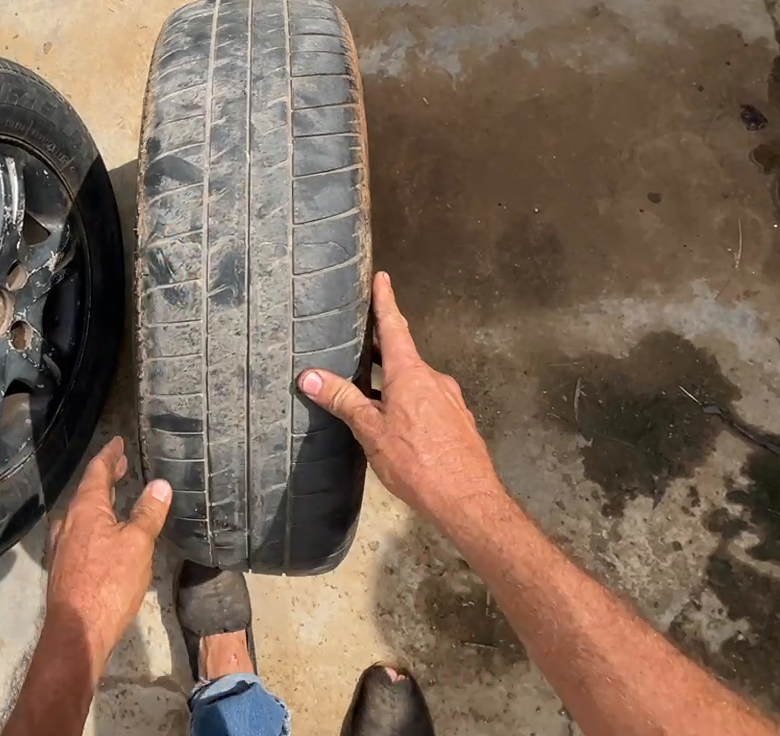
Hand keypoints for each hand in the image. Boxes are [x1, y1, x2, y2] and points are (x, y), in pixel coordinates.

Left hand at [42, 437, 171, 663]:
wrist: (77, 631)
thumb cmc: (109, 583)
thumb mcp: (137, 544)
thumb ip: (148, 513)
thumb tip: (160, 484)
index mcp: (85, 508)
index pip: (97, 470)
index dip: (110, 454)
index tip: (118, 441)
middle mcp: (68, 520)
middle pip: (87, 489)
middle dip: (105, 475)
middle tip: (121, 464)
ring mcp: (62, 544)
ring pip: (81, 511)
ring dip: (99, 498)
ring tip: (114, 494)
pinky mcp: (62, 566)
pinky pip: (79, 530)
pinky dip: (93, 520)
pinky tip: (101, 533)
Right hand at [298, 272, 506, 528]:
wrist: (470, 503)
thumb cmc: (417, 463)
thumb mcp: (371, 431)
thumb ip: (343, 400)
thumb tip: (309, 376)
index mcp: (410, 374)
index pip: (394, 326)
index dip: (385, 301)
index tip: (383, 277)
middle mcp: (433, 380)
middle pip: (402, 352)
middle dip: (381, 342)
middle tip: (359, 333)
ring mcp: (449, 401)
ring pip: (414, 379)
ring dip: (391, 376)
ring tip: (367, 383)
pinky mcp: (457, 422)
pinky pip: (426, 400)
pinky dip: (405, 398)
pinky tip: (394, 419)